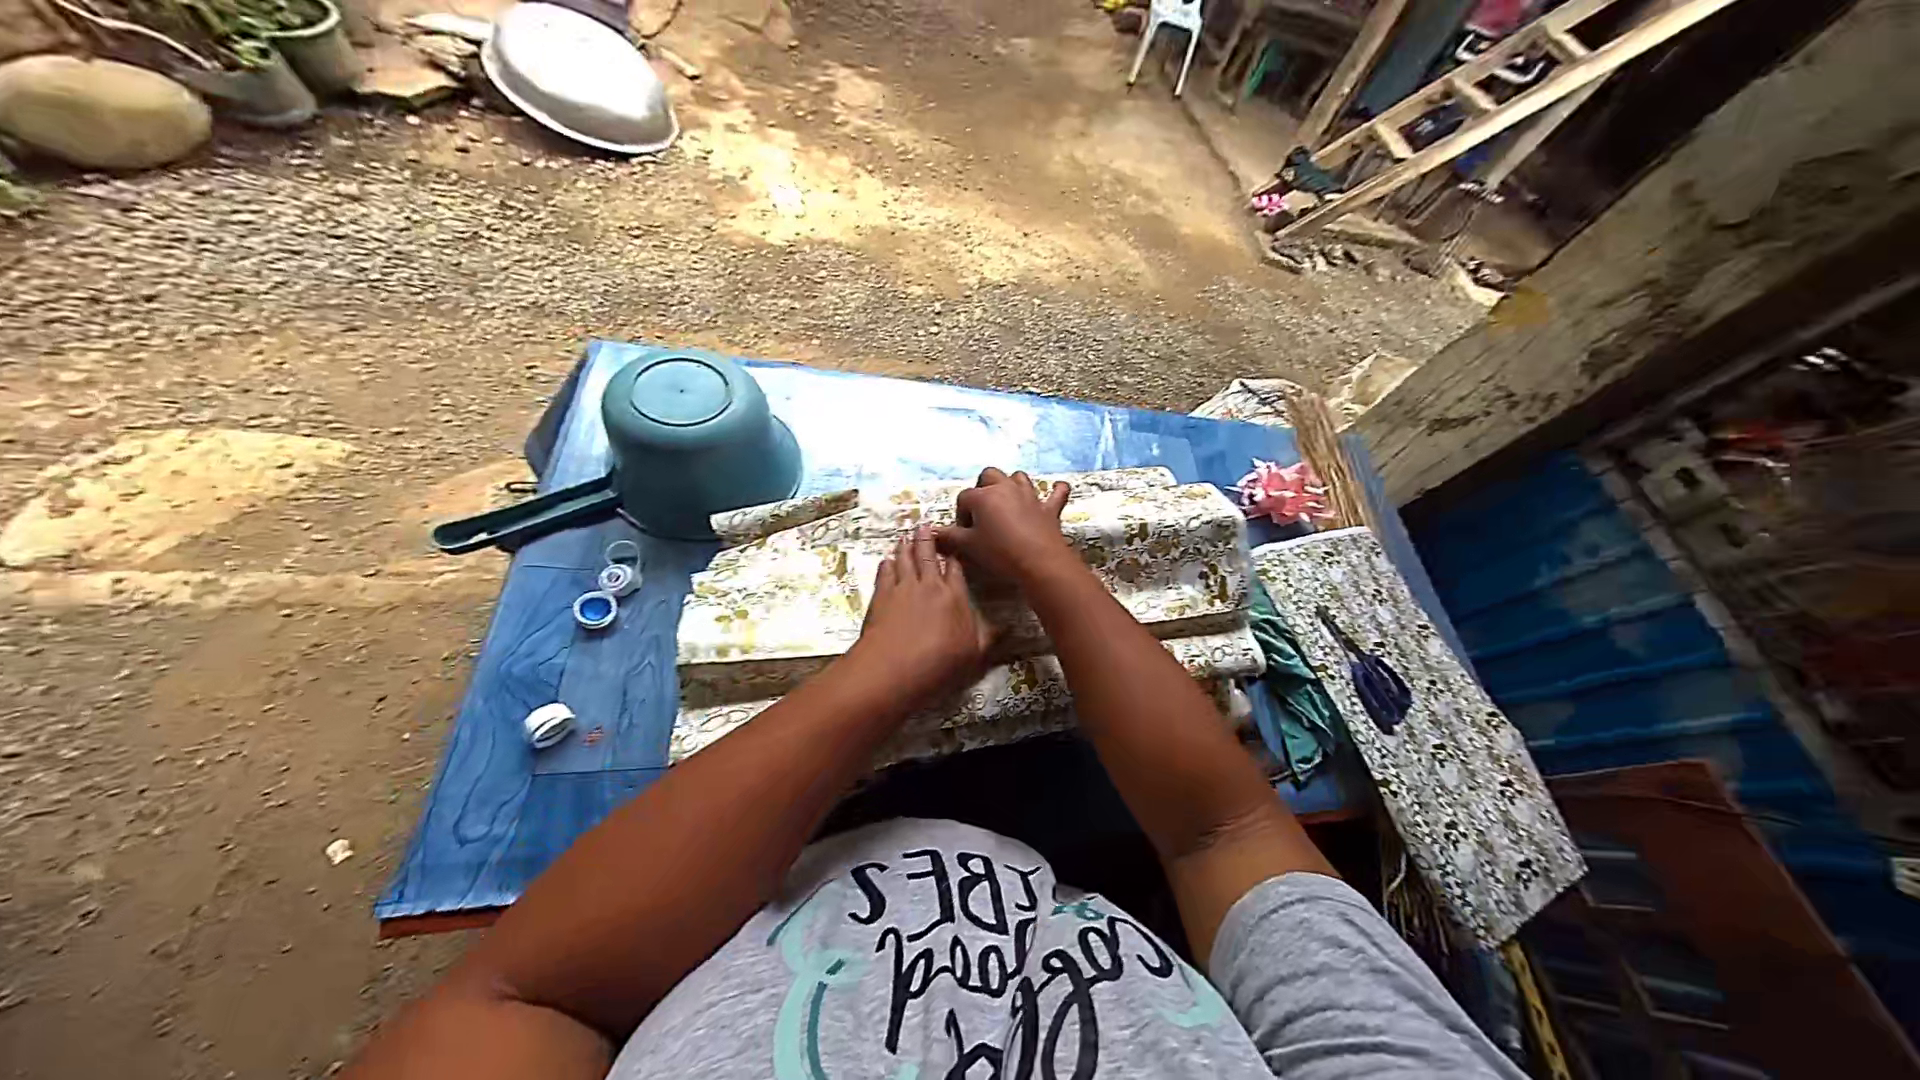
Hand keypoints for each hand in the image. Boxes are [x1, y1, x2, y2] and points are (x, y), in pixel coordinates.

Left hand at [846, 524, 993, 706]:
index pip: (956, 570)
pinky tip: (886, 560)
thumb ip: (990, 638)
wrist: (895, 668)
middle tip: (924, 526)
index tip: (952, 550)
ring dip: (905, 546)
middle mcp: (929, 586)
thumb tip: (1009, 628)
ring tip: (905, 536)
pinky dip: (886, 564)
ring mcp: (902, 589)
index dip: (954, 558)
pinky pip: (884, 573)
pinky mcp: (880, 596)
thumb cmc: (940, 663)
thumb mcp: (975, 655)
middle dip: (927, 540)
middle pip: (927, 557)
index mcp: (955, 597)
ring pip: (905, 560)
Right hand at [934, 468, 1074, 582]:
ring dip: (1011, 485)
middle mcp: (1006, 488)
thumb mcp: (969, 546)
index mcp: (983, 496)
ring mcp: (1030, 496)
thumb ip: (949, 538)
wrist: (1039, 562)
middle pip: (989, 476)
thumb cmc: (1000, 552)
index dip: (961, 514)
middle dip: (982, 489)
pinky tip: (1054, 493)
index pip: (964, 498)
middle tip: (981, 512)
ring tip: (1007, 501)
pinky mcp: (1049, 509)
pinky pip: (1056, 493)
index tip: (964, 532)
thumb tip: (932, 533)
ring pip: (1018, 478)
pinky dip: (1054, 492)